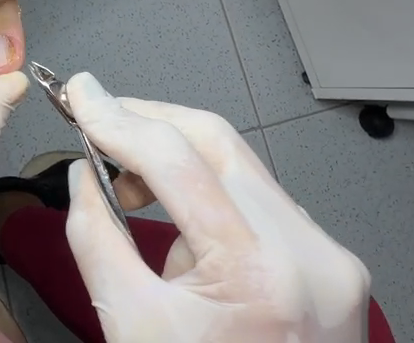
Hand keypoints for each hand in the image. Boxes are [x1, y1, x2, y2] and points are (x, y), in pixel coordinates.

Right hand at [62, 75, 369, 342]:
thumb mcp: (128, 323)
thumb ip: (94, 233)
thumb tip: (85, 170)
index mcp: (258, 275)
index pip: (175, 159)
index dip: (116, 118)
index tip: (79, 93)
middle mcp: (310, 255)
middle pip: (215, 141)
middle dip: (146, 122)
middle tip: (97, 121)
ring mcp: (331, 258)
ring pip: (237, 162)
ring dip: (175, 156)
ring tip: (131, 189)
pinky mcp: (334, 263)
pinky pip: (258, 195)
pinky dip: (209, 188)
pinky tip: (181, 218)